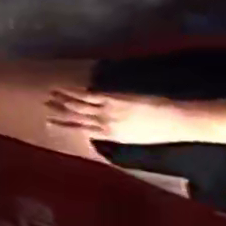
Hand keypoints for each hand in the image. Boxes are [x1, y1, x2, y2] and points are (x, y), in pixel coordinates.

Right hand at [45, 88, 193, 144]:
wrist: (181, 121)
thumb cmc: (164, 132)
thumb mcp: (138, 138)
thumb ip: (118, 133)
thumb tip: (101, 129)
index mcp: (113, 136)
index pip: (81, 130)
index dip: (64, 126)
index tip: (49, 122)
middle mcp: (105, 124)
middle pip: (76, 117)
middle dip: (59, 111)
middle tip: (44, 105)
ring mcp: (108, 111)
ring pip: (78, 105)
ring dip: (62, 99)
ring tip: (50, 94)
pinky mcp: (112, 100)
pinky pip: (88, 96)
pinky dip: (74, 91)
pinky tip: (66, 87)